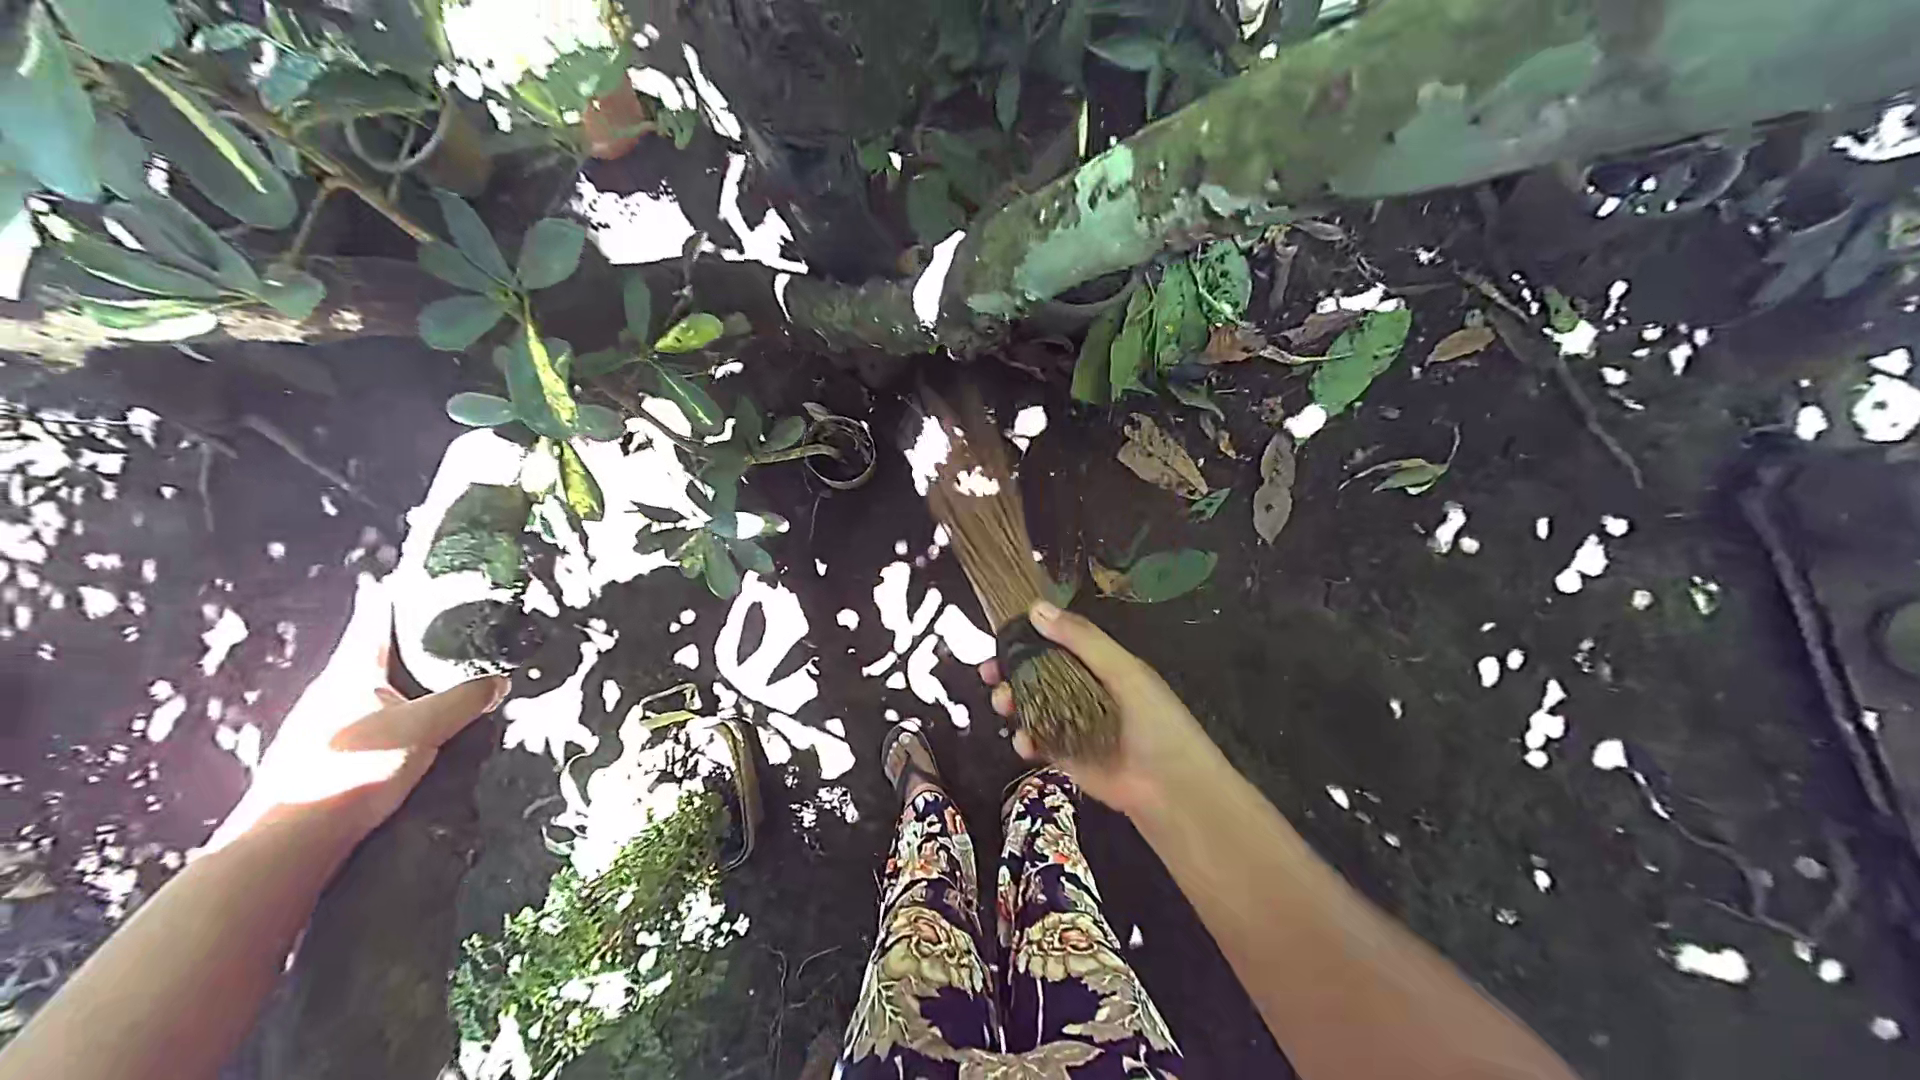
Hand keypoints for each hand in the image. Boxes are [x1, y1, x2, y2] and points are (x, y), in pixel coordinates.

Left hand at [204, 574, 507, 854]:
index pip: (376, 620)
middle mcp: (331, 691)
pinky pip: (369, 718)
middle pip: (374, 654)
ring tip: (444, 685)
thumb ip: (466, 699)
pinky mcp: (323, 755)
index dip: (395, 595)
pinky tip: (415, 731)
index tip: (417, 578)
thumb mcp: (425, 728)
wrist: (289, 842)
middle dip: (410, 643)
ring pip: (371, 689)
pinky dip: (395, 714)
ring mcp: (321, 724)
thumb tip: (500, 681)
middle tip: (453, 637)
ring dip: (403, 683)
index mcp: (352, 672)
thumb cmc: (354, 770)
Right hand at [980, 601, 1223, 818]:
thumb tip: (1035, 608)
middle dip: (1009, 672)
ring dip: (1011, 703)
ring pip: (1029, 706)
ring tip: (1003, 705)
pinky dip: (1024, 740)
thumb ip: (1082, 639)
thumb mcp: (1123, 671)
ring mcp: (1070, 724)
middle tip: (989, 674)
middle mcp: (1080, 690)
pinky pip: (1035, 741)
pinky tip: (1025, 742)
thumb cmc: (1155, 722)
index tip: (1000, 639)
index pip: (1054, 643)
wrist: (1172, 789)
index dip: (1026, 639)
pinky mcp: (1063, 756)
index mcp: (1097, 664)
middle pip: (1035, 674)